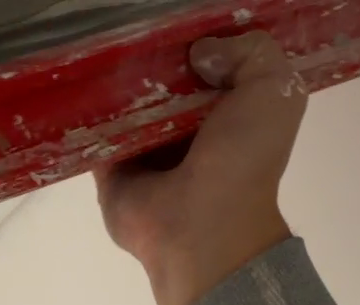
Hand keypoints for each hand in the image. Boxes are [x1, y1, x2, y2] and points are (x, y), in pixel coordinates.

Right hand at [96, 32, 308, 304]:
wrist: (201, 227)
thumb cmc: (244, 161)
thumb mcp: (274, 90)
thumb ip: (252, 52)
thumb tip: (199, 50)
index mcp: (225, 116)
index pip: (207, 66)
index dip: (197, 39)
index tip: (179, 22)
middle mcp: (184, 134)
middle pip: (161, 81)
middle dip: (153, 55)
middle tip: (139, 28)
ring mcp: (144, 155)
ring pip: (126, 104)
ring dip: (119, 79)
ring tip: (109, 45)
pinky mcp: (110, 174)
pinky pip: (95, 134)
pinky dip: (89, 113)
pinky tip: (85, 82)